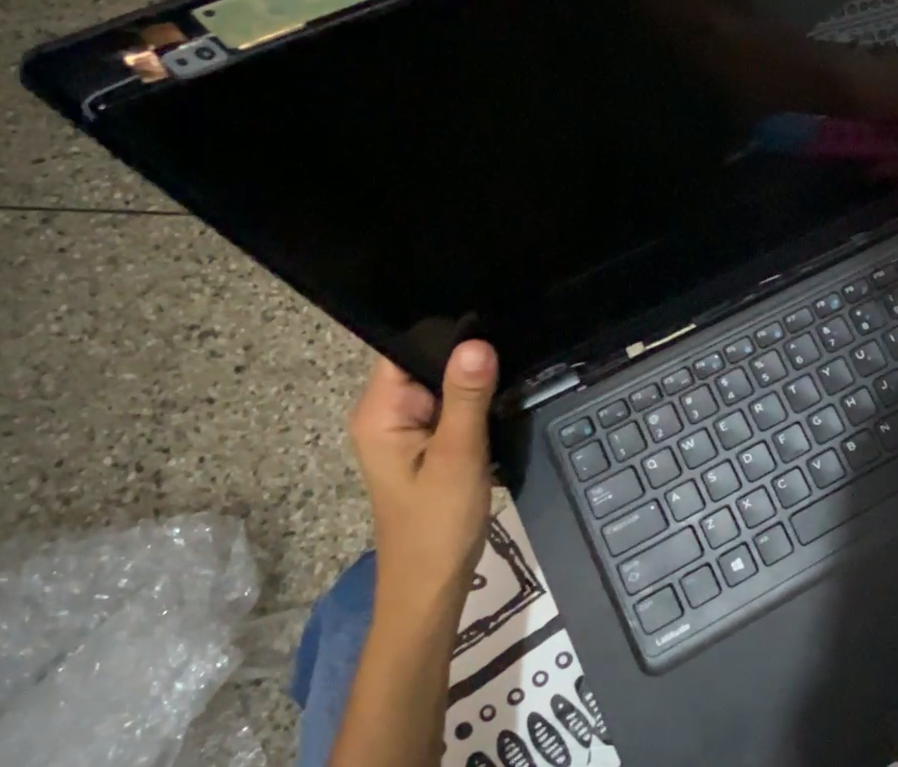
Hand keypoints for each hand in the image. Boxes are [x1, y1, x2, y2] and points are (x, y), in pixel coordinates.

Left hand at [348, 342, 496, 615]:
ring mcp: (407, 429)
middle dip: (468, 353)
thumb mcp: (458, 456)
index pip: (407, 348)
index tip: (491, 312)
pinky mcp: (428, 443)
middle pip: (428, 362)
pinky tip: (505, 394)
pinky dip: (477, 402)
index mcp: (380, 412)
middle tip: (516, 336)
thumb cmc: (437, 524)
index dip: (446, 329)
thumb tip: (477, 342)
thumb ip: (467, 397)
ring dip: (476, 379)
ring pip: (445, 385)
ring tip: (518, 359)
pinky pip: (453, 406)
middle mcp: (387, 414)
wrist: (432, 586)